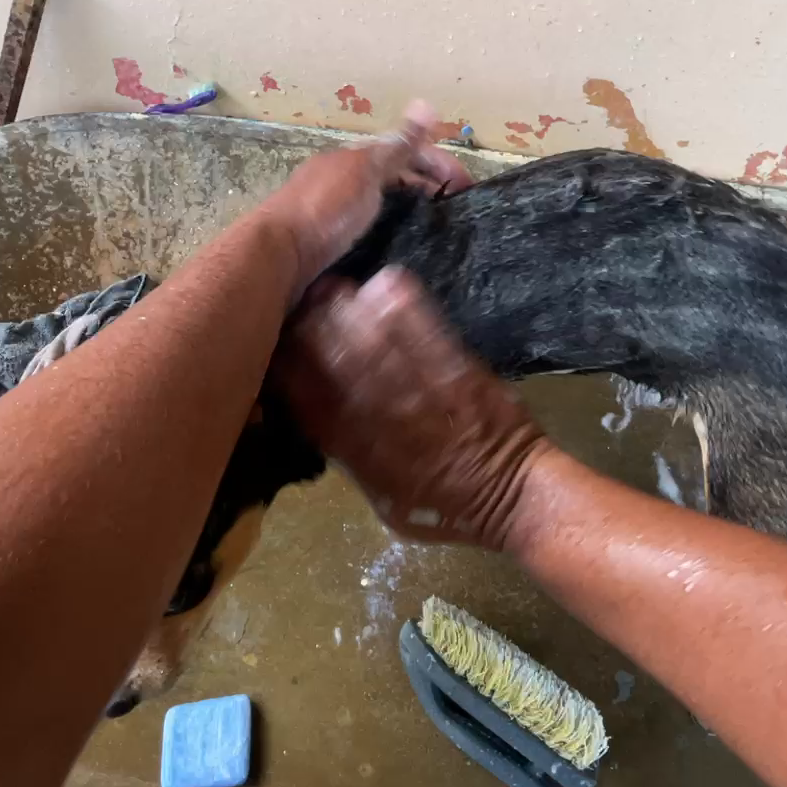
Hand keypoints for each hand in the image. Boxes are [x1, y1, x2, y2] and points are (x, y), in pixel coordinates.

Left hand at [258, 102, 473, 294]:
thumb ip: (398, 145)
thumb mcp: (365, 171)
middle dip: (428, 186)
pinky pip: (372, 230)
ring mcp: (336, 212)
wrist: (280, 254)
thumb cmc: (325, 208)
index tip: (468, 185)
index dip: (439, 162)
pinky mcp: (332, 242)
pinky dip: (393, 231)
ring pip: (384, 204)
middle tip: (457, 211)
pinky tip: (403, 247)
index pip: (406, 150)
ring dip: (412, 209)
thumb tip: (428, 105)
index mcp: (354, 158)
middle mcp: (344, 180)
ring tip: (437, 230)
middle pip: (395, 177)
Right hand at [274, 268, 549, 548]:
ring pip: (378, 348)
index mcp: (363, 454)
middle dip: (313, 330)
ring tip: (331, 288)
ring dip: (350, 313)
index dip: (287, 370)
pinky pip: (429, 336)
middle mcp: (388, 423)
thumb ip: (350, 457)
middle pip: (339, 368)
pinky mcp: (462, 374)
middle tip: (299, 301)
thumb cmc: (443, 505)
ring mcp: (426, 396)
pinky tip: (386, 281)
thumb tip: (318, 417)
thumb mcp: (382, 497)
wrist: (513, 497)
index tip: (273, 342)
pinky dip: (407, 308)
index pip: (311, 405)